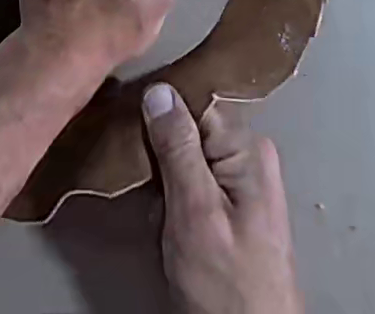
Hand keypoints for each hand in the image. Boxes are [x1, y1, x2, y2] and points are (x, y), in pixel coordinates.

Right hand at [143, 84, 303, 313]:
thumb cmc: (227, 283)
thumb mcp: (195, 212)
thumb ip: (177, 149)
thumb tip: (158, 90)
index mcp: (247, 147)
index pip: (195, 104)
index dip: (159, 110)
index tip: (126, 119)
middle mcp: (247, 154)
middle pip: (189, 130)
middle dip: (158, 152)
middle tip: (137, 176)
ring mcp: (240, 180)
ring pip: (185, 158)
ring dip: (162, 180)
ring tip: (151, 205)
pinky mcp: (229, 205)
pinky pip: (191, 182)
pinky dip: (171, 197)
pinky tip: (162, 219)